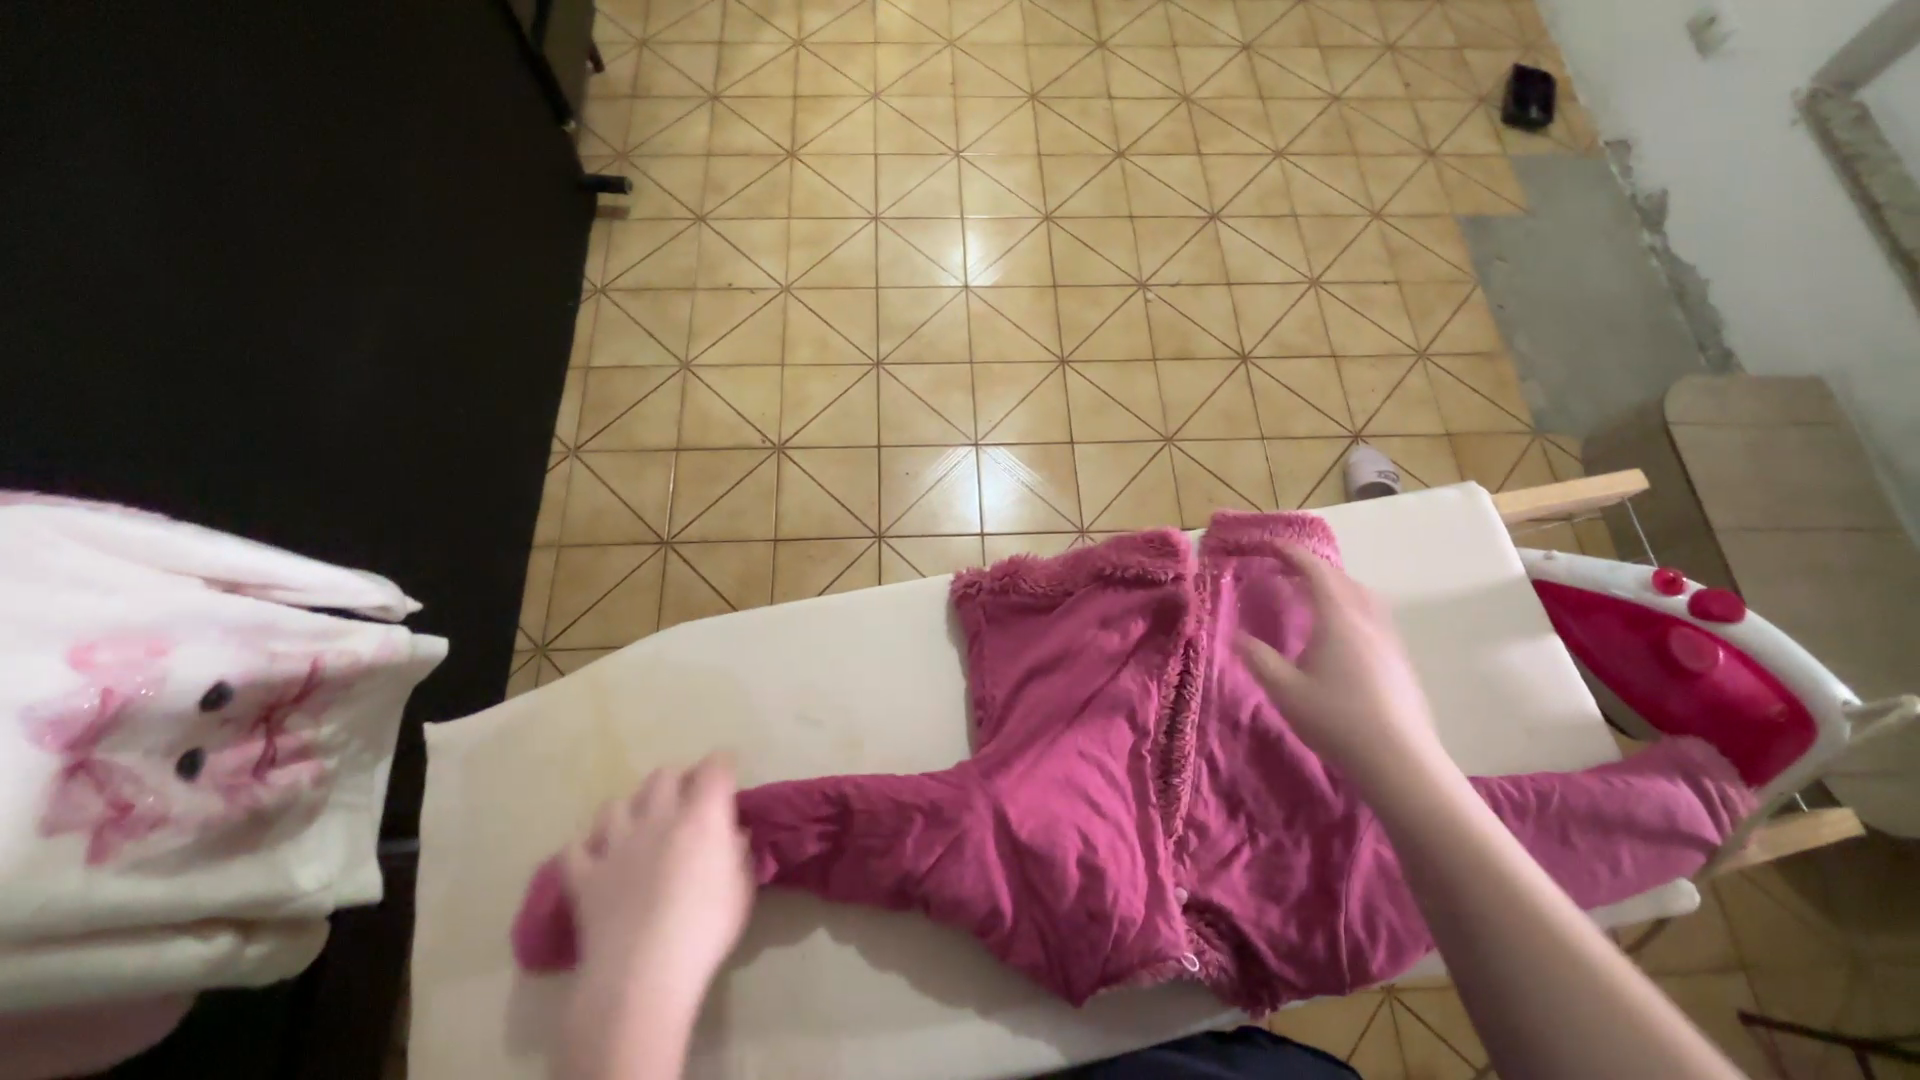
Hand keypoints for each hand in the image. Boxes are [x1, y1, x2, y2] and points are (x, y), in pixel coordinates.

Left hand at [563, 755, 755, 1019]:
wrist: (643, 974)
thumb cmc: (705, 931)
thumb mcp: (742, 890)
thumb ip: (739, 854)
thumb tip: (733, 835)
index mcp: (701, 818)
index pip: (714, 769)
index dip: (723, 764)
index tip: (728, 772)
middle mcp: (656, 818)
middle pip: (663, 776)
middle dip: (678, 780)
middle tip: (687, 801)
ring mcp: (614, 843)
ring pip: (616, 804)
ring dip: (631, 810)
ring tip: (639, 827)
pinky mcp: (583, 874)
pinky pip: (576, 848)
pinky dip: (586, 848)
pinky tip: (597, 859)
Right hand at [1235, 545, 1451, 791]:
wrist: (1398, 759)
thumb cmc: (1336, 720)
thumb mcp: (1284, 690)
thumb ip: (1258, 658)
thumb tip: (1237, 635)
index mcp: (1338, 618)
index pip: (1315, 571)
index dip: (1291, 553)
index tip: (1269, 545)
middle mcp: (1368, 620)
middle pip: (1342, 579)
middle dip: (1312, 568)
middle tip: (1285, 571)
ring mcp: (1389, 639)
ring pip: (1363, 596)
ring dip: (1336, 586)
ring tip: (1314, 596)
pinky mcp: (1400, 660)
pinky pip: (1374, 616)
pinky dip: (1352, 607)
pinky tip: (1342, 633)